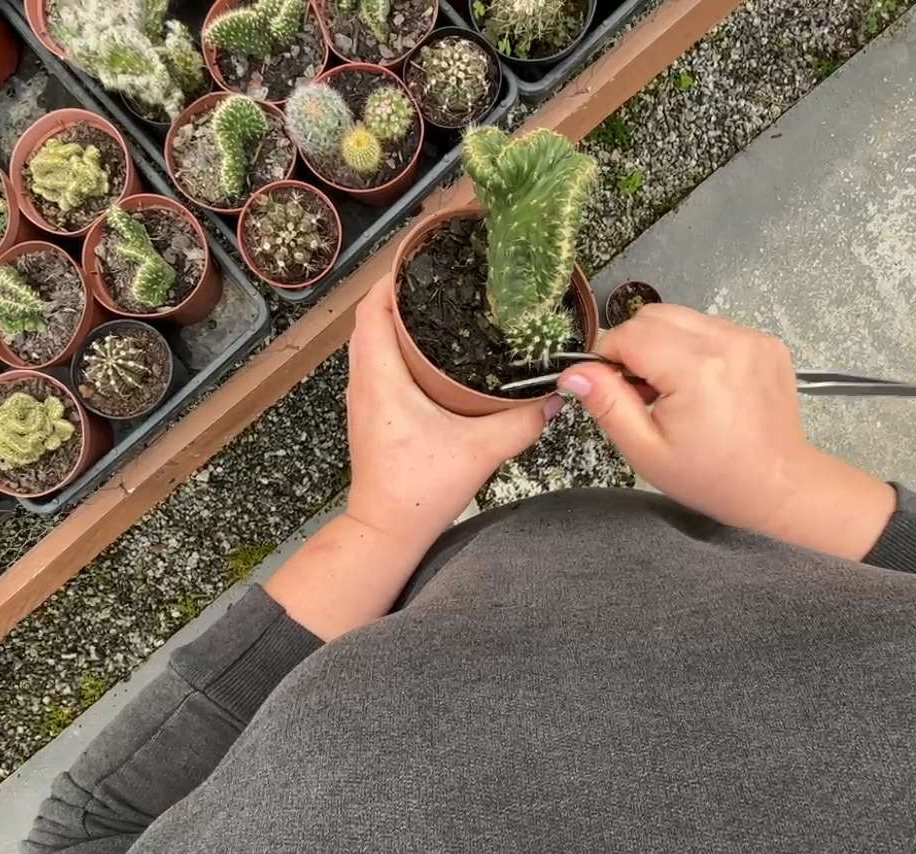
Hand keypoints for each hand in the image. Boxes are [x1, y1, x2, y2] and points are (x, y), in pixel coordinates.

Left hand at [343, 277, 558, 550]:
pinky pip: (374, 366)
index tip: (423, 260)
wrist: (386, 530)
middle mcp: (363, 383)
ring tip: (436, 311)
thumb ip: (521, 423)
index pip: (372, 309)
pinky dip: (392, 350)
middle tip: (439, 281)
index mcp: (380, 377)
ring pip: (369, 344)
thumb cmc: (419, 491)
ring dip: (393, 324)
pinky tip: (427, 358)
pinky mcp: (369, 417)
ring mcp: (362, 400)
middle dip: (399, 296)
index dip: (393, 278)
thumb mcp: (479, 452)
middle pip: (369, 321)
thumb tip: (553, 399)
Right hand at [557, 305, 896, 559]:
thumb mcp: (646, 451)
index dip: (608, 356)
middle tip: (640, 391)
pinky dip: (695, 349)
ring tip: (673, 391)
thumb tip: (574, 372)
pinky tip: (703, 386)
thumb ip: (608, 404)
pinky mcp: (764, 341)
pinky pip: (712, 328)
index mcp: (695, 369)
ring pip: (683, 318)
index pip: (629, 333)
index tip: (608, 386)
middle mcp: (725, 341)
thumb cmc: (710, 477)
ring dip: (665, 346)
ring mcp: (750, 337)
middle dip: (635, 346)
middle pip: (654, 315)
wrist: (777, 484)